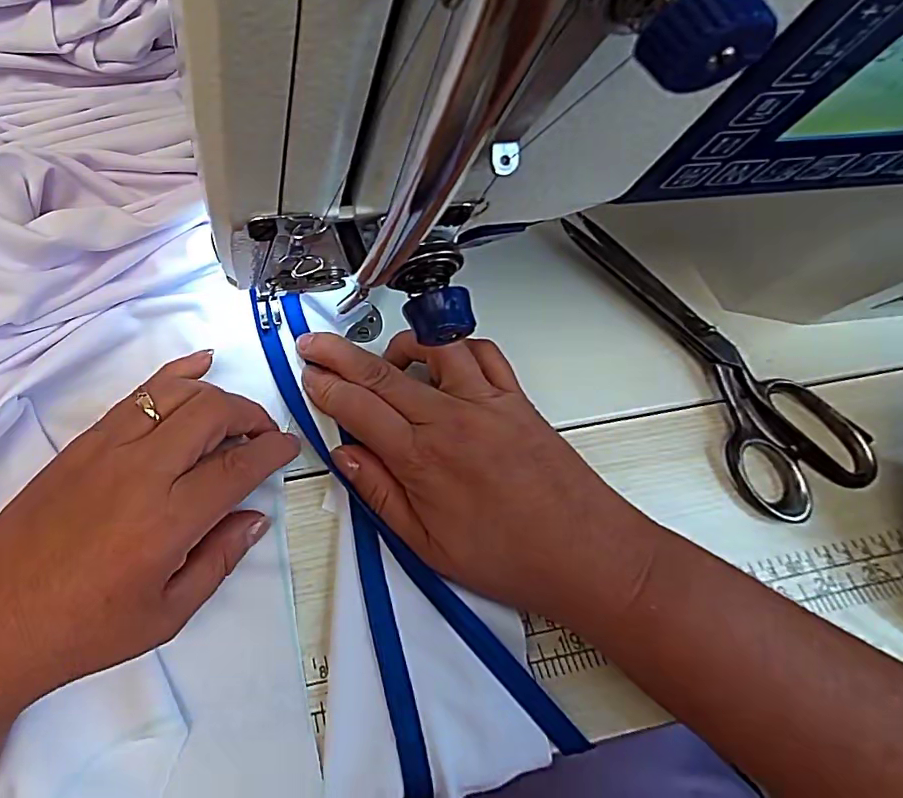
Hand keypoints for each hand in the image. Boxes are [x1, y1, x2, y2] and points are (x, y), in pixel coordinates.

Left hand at [0, 350, 297, 704]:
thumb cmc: (84, 628)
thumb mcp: (165, 614)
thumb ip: (217, 559)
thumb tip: (254, 517)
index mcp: (167, 521)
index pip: (236, 467)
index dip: (271, 451)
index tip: (288, 446)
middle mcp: (142, 471)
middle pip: (212, 414)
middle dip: (250, 415)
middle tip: (263, 434)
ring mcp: (108, 446)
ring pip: (176, 393)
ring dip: (214, 394)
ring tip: (233, 413)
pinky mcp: (85, 439)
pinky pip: (137, 393)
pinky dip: (172, 374)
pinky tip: (196, 366)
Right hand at [297, 331, 660, 624]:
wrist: (592, 559)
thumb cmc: (516, 558)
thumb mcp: (427, 544)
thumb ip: (378, 493)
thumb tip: (345, 458)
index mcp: (423, 460)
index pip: (357, 407)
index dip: (325, 388)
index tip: (310, 378)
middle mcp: (452, 422)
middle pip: (380, 371)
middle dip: (337, 352)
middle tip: (315, 344)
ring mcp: (486, 404)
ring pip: (431, 348)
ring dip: (398, 344)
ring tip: (383, 354)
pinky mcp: (515, 400)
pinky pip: (483, 352)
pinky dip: (456, 345)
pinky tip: (443, 357)